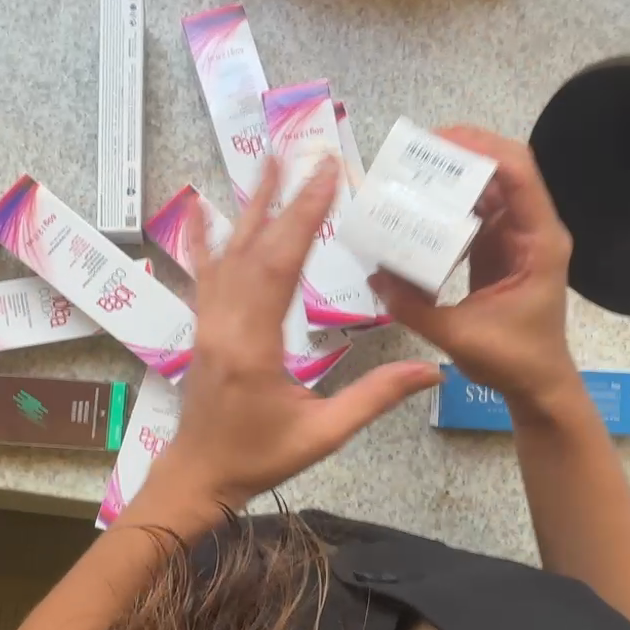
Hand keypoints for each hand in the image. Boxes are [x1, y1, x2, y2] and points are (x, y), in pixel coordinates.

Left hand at [146, 156, 441, 514]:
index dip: (305, 216)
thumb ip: (374, 399)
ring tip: (266, 162)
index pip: (280, 265)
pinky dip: (201, 238)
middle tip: (310, 155)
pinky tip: (197, 209)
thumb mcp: (322, 435)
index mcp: (254, 345)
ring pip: (227, 253)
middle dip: (286, 198)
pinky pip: (201, 274)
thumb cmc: (259, 458)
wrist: (198, 474)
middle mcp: (224, 322)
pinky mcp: (201, 326)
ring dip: (249, 206)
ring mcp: (206, 321)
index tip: (327, 175)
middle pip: (255, 248)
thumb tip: (432, 370)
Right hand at [368, 126, 577, 416]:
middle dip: (461, 154)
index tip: (437, 141)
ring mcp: (516, 238)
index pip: (518, 175)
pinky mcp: (498, 249)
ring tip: (410, 173)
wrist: (538, 385)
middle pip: (503, 171)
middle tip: (414, 152)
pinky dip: (448, 207)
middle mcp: (531, 230)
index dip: (482, 149)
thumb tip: (373, 275)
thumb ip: (413, 307)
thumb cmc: (513, 360)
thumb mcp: (459, 336)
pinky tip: (417, 209)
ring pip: (487, 189)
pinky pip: (475, 215)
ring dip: (453, 178)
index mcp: (537, 242)